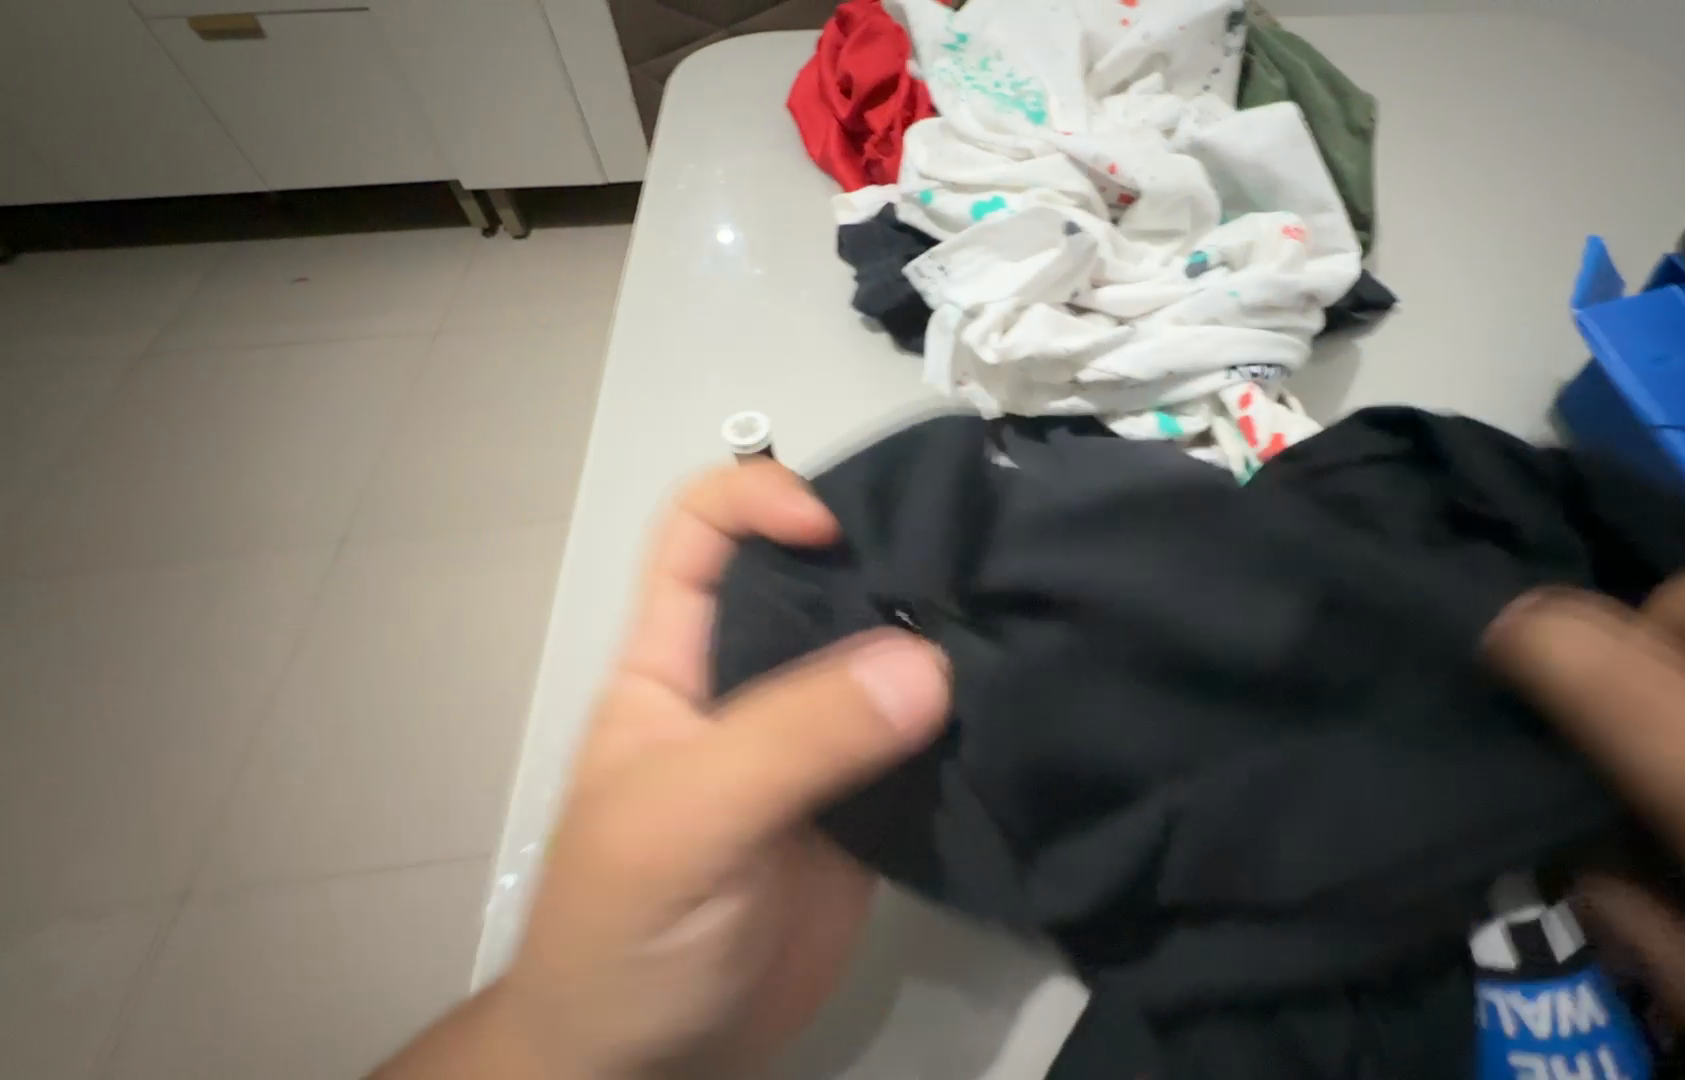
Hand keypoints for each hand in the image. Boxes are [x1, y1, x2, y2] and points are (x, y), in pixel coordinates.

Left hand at [372, 463, 949, 1079]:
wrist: (658, 1065)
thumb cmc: (625, 932)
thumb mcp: (685, 822)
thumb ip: (795, 739)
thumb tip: (928, 664)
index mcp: (678, 656)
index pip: (704, 529)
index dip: (760, 500)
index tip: (834, 531)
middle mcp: (751, 676)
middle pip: (814, 576)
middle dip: (879, 557)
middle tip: (965, 561)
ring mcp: (814, 737)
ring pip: (878, 650)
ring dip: (934, 633)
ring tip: (1006, 617)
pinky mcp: (866, 793)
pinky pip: (918, 730)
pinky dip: (962, 710)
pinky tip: (1009, 694)